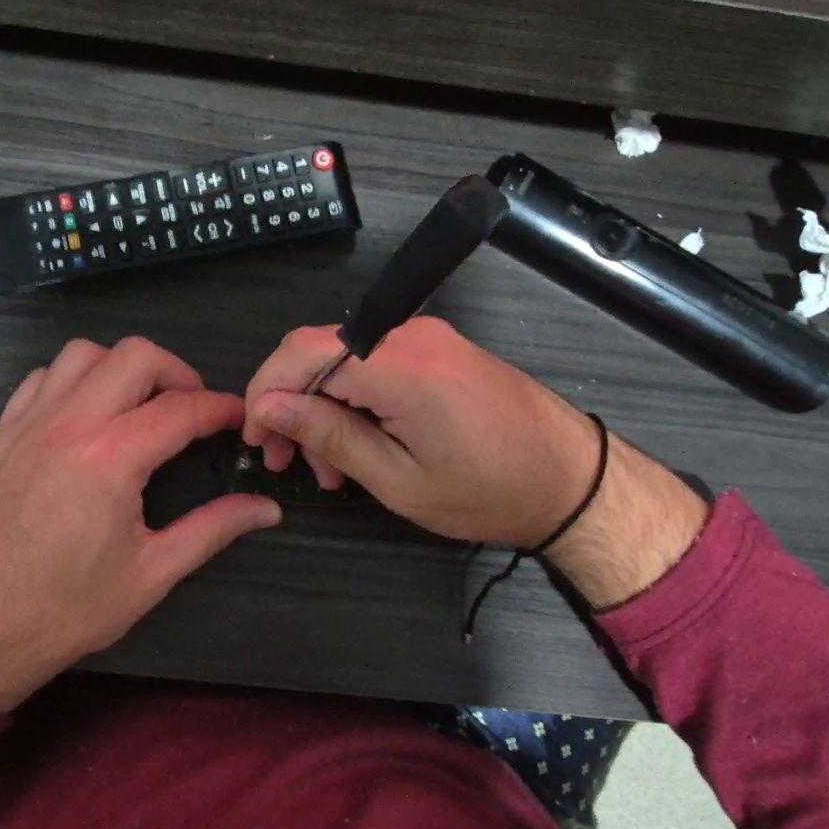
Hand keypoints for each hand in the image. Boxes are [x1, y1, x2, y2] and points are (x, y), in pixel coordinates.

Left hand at [0, 337, 280, 709]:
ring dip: (122, 368)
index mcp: (112, 456)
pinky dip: (75, 380)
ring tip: (140, 406)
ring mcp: (29, 422)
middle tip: (194, 410)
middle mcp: (70, 422)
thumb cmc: (65, 609)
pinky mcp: (1, 434)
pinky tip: (86, 416)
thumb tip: (267, 509)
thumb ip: (212, 530)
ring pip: (83, 354)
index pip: (182, 408)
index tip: (240, 418)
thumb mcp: (151, 574)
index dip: (221, 408)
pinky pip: (42, 378)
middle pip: (136, 357)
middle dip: (178, 373)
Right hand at [242, 317, 599, 546]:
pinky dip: (354, 401)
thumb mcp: (398, 479)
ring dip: (322, 408)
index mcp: (398, 365)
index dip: (264, 392)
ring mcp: (428, 339)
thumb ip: (328, 435)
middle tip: (284, 462)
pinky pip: (376, 364)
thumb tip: (270, 407)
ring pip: (343, 360)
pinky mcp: (439, 351)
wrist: (573, 480)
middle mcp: (409, 336)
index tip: (255, 437)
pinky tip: (358, 447)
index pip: (301, 354)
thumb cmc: (490, 491)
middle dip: (290, 404)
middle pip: (317, 351)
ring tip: (328, 470)